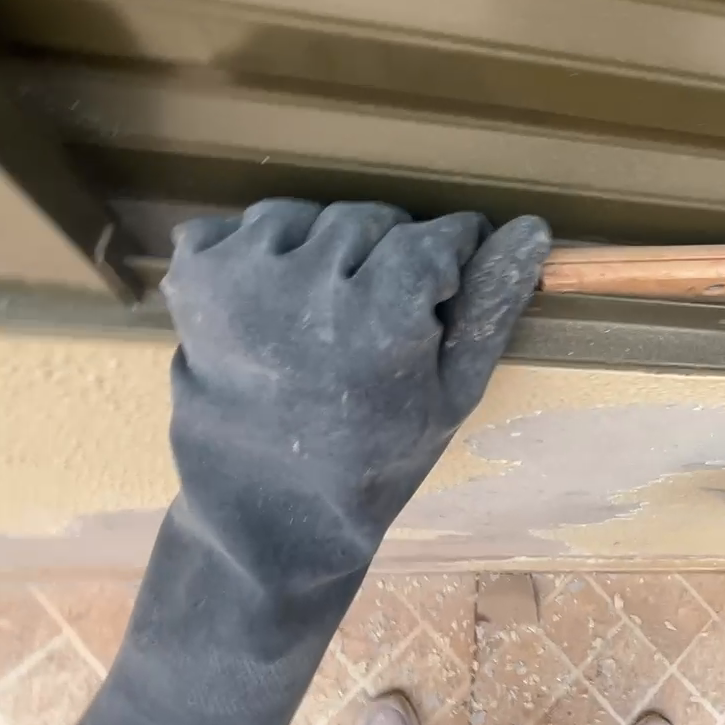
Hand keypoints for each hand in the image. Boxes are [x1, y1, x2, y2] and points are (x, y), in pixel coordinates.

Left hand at [84, 200, 549, 724]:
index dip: (454, 254)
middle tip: (387, 310)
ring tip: (335, 304)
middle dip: (393, 253)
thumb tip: (532, 228)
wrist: (271, 510)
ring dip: (332, 248)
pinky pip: (244, 225)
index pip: (435, 237)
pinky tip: (281, 300)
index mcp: (378, 320)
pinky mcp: (192, 281)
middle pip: (372, 220)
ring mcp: (237, 281)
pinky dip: (268, 250)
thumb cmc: (381, 454)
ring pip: (311, 214)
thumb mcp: (457, 388)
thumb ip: (493, 303)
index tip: (451, 281)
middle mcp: (303, 290)